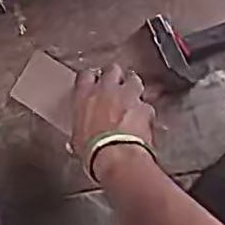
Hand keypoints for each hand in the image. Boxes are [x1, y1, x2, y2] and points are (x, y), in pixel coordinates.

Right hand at [72, 64, 157, 178]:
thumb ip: (80, 131)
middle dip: (114, 75)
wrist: (117, 155)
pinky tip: (143, 118)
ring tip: (131, 95)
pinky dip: (145, 110)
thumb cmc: (93, 147)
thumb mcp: (77, 139)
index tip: (91, 84)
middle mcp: (107, 90)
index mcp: (85, 94)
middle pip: (112, 69)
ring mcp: (129, 96)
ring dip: (133, 86)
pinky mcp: (146, 108)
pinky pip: (147, 104)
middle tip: (114, 84)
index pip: (86, 75)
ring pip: (133, 80)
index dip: (90, 79)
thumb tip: (78, 140)